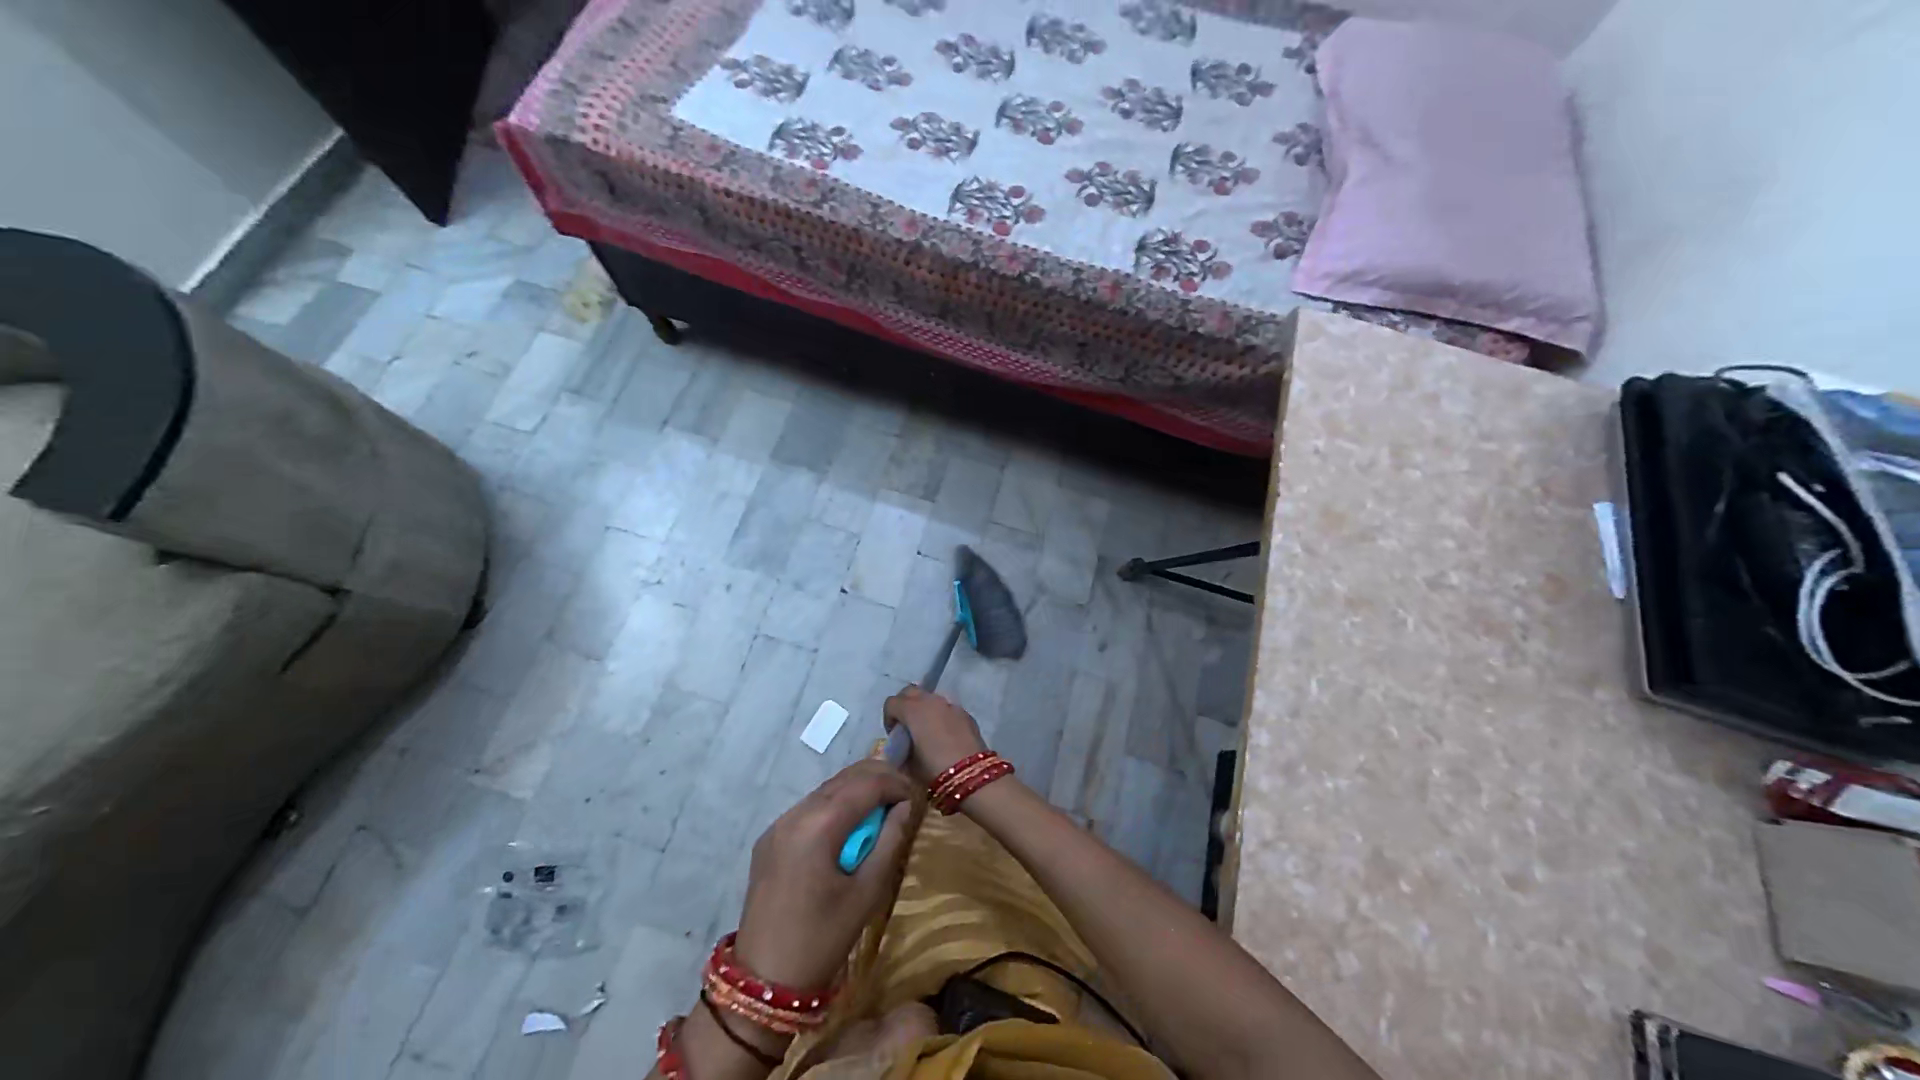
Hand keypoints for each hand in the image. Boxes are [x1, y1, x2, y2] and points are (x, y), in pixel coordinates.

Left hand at [734, 761, 916, 990]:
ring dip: (856, 791)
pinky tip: (849, 827)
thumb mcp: (867, 892)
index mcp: (818, 825)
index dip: (896, 783)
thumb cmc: (823, 938)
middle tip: (904, 797)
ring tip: (881, 810)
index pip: (866, 784)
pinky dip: (835, 806)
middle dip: (878, 780)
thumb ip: (890, 841)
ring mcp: (778, 824)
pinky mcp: (769, 838)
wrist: (764, 979)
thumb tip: (905, 806)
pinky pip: (809, 807)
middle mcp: (795, 813)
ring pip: (826, 789)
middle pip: (844, 778)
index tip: (916, 798)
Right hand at [883, 685, 987, 784]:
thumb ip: (900, 751)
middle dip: (904, 705)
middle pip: (910, 692)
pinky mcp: (966, 714)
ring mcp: (951, 705)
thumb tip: (901, 749)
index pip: (891, 703)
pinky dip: (941, 716)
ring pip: (931, 698)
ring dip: (924, 709)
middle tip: (907, 727)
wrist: (972, 776)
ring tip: (927, 731)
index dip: (889, 718)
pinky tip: (945, 735)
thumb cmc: (934, 770)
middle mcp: (931, 701)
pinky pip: (947, 708)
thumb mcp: (908, 766)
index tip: (894, 735)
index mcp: (913, 710)